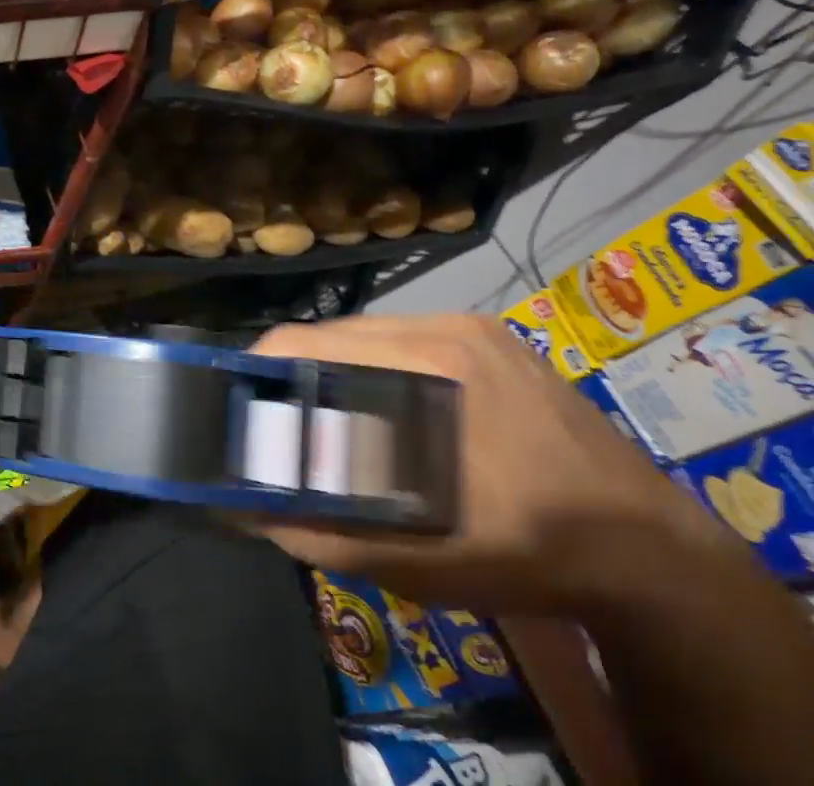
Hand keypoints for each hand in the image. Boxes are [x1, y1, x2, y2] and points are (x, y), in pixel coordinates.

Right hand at [246, 314, 736, 616]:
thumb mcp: (409, 560)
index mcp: (426, 365)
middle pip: (326, 336)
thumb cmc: (527, 554)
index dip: (252, 378)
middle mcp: (448, 329)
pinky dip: (373, 374)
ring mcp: (477, 331)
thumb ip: (313, 531)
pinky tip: (382, 420)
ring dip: (332, 377)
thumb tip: (235, 506)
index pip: (299, 344)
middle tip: (280, 435)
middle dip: (292, 383)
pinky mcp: (496, 344)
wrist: (653, 557)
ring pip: (362, 337)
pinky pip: (402, 344)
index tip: (235, 419)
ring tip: (328, 431)